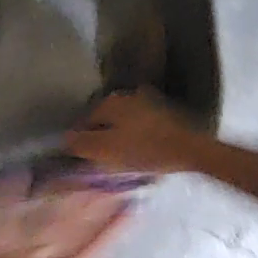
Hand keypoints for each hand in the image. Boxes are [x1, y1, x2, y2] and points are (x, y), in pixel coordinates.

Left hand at [0, 172, 131, 257]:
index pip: (96, 246)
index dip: (115, 225)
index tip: (130, 206)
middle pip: (72, 225)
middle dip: (92, 201)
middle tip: (107, 179)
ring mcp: (17, 251)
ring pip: (43, 217)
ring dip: (60, 194)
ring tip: (75, 174)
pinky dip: (6, 197)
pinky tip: (16, 175)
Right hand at [66, 91, 210, 174]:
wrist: (192, 150)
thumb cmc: (145, 150)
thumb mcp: (106, 150)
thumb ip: (80, 143)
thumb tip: (64, 139)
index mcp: (108, 103)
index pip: (81, 123)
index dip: (80, 143)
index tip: (85, 161)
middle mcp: (125, 96)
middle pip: (102, 122)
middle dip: (100, 140)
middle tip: (104, 162)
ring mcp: (146, 102)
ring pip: (120, 123)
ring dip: (117, 138)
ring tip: (122, 160)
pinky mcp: (162, 113)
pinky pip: (138, 126)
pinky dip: (134, 137)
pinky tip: (140, 152)